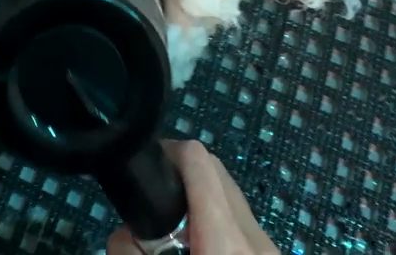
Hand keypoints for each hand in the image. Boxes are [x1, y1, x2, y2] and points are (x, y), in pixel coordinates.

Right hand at [106, 141, 278, 254]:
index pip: (196, 158)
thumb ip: (132, 249)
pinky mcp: (272, 253)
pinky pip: (241, 222)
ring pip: (230, 195)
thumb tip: (123, 231)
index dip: (165, 150)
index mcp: (224, 241)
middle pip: (214, 167)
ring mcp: (269, 245)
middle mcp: (254, 235)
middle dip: (180, 173)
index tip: (142, 169)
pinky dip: (217, 223)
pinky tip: (197, 248)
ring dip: (199, 200)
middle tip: (152, 203)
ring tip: (172, 233)